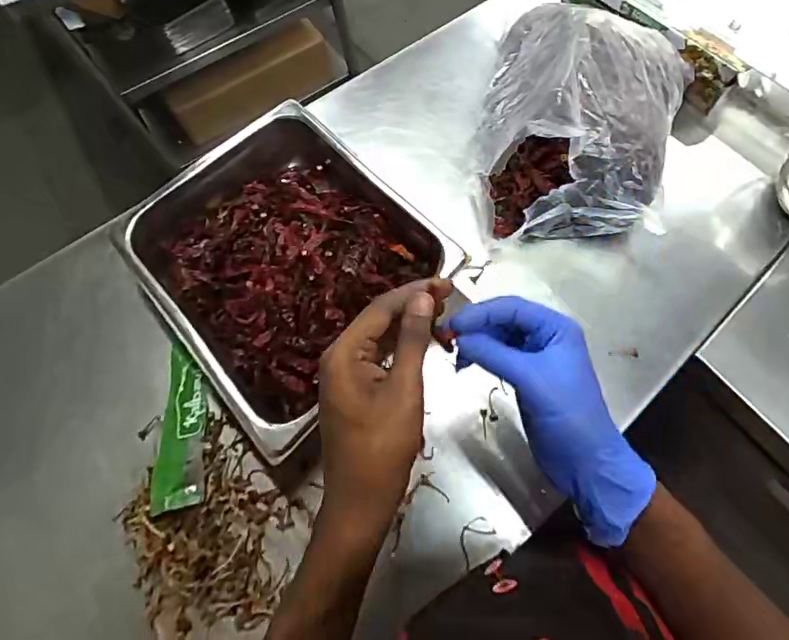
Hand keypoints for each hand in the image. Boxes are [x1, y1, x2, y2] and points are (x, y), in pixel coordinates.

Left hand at [317, 278, 451, 527]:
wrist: (359, 504)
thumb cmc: (382, 448)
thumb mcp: (404, 390)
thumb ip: (412, 341)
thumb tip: (422, 297)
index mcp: (343, 351)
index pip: (381, 308)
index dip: (413, 292)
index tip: (445, 284)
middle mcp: (338, 355)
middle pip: (378, 319)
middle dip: (413, 306)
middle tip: (449, 298)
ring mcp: (344, 372)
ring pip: (379, 337)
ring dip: (409, 326)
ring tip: (444, 317)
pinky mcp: (353, 388)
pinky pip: (377, 356)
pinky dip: (401, 348)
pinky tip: (424, 344)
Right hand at [450, 297, 655, 545]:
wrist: (588, 466)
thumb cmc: (568, 416)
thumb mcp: (529, 378)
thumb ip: (492, 353)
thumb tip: (458, 338)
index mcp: (555, 328)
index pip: (510, 307)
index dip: (480, 313)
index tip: (453, 325)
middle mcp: (546, 336)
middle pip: (503, 319)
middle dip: (475, 326)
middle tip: (447, 336)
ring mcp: (536, 356)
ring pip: (498, 336)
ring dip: (476, 341)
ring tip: (455, 352)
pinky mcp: (527, 376)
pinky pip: (498, 355)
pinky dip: (481, 356)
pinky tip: (466, 363)